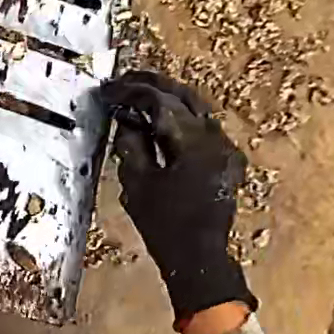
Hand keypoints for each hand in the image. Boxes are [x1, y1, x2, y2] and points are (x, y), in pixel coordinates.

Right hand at [97, 70, 257, 324]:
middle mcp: (217, 140)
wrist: (198, 254)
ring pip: (197, 109)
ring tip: (138, 95)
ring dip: (168, 99)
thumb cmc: (163, 222)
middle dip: (154, 85)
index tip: (108, 89)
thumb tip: (125, 119)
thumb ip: (131, 145)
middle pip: (187, 98)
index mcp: (194, 144)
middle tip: (124, 79)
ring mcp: (225, 149)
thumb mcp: (137, 182)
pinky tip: (156, 121)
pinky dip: (177, 117)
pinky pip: (200, 126)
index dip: (132, 92)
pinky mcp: (224, 159)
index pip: (162, 104)